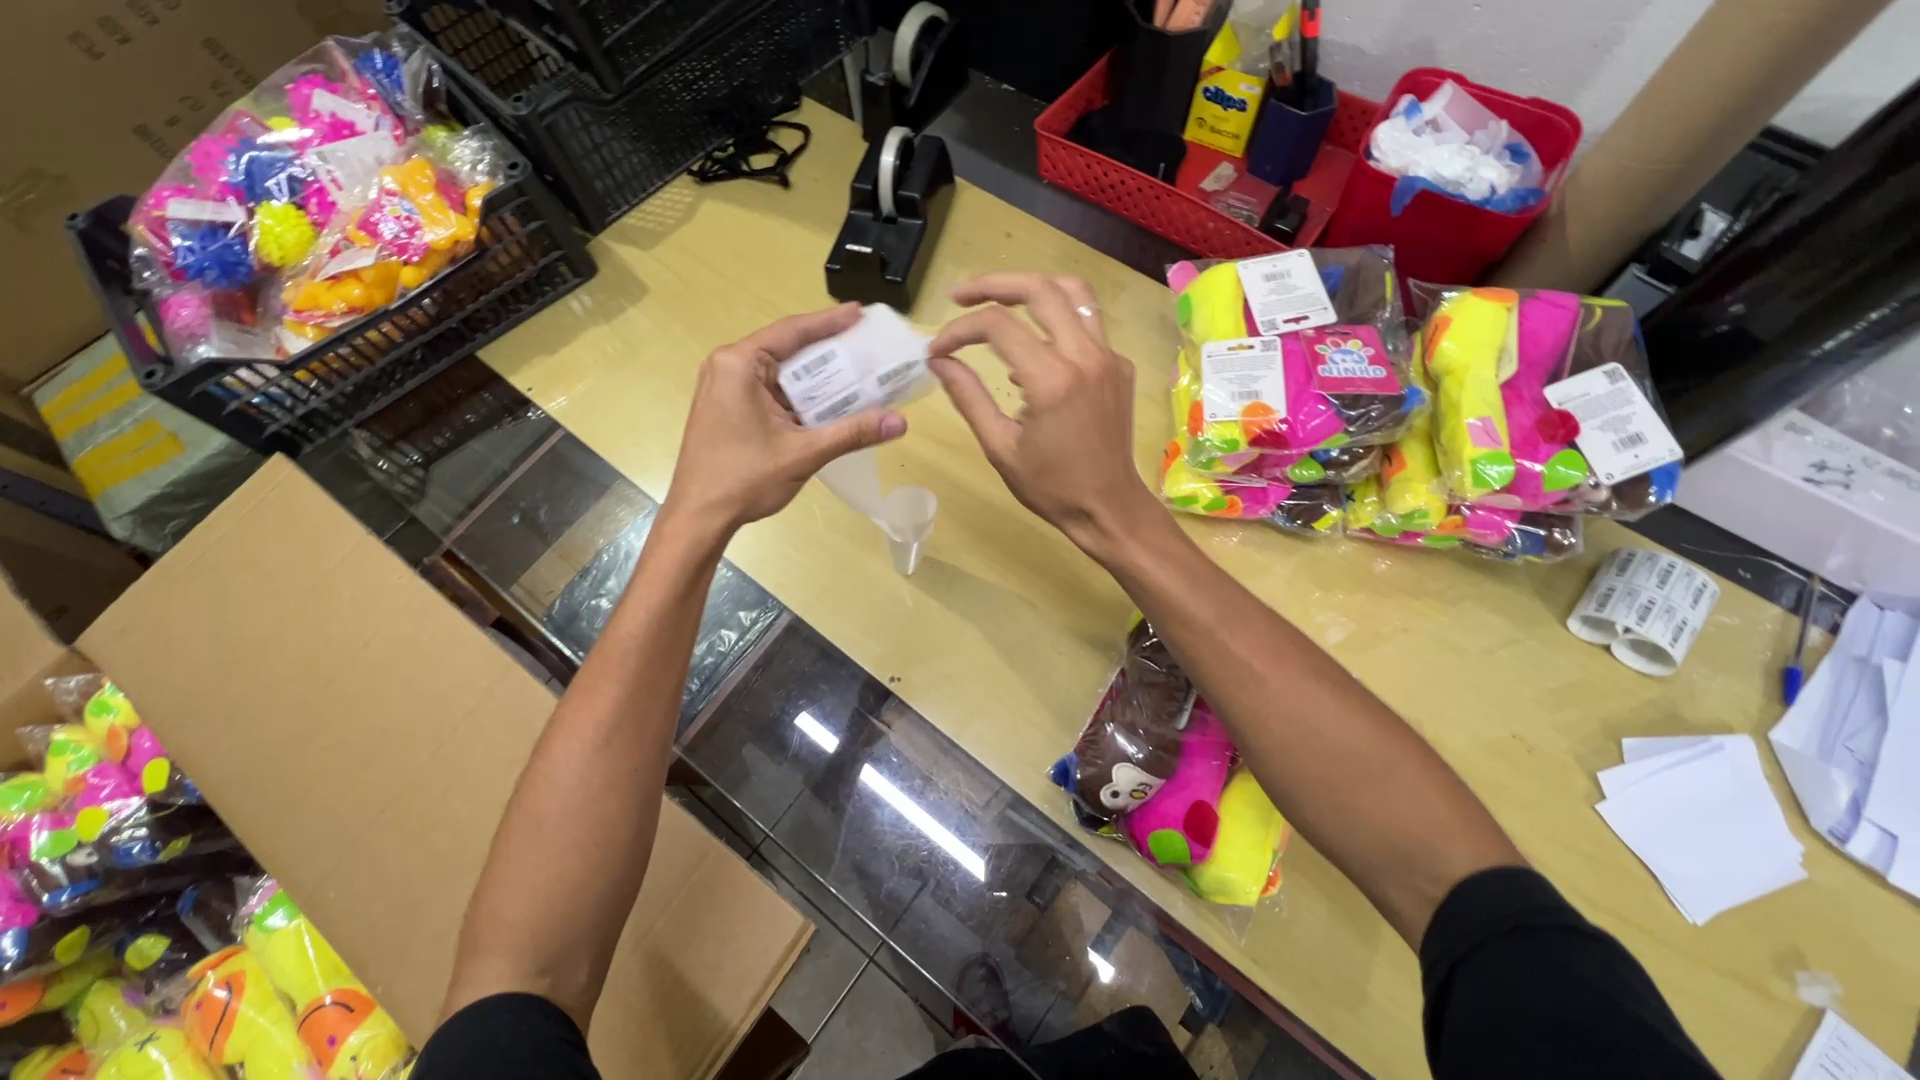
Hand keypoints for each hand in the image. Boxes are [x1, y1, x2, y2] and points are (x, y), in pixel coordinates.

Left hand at [663, 304, 907, 536]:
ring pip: (782, 375)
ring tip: (859, 375)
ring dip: (817, 380)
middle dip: (829, 353)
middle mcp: (728, 368)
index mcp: (739, 364)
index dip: (830, 322)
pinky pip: (772, 394)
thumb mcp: (804, 453)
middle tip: (867, 347)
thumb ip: (852, 432)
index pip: (792, 332)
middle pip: (788, 351)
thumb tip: (900, 422)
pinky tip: (831, 405)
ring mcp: (726, 390)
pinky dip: (800, 399)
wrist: (700, 517)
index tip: (861, 313)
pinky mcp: (729, 410)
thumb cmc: (744, 479)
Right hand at [928, 274, 1161, 558]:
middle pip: (1039, 289)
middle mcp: (1086, 356)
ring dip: (1032, 289)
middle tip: (960, 296)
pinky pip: (1087, 325)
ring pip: (1073, 293)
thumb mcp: (999, 446)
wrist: (1108, 508)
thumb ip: (968, 396)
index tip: (938, 349)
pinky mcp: (1120, 366)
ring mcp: (1109, 357)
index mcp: (1053, 380)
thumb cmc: (1050, 486)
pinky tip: (1033, 349)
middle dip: (993, 286)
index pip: (998, 326)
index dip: (960, 330)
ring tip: (1000, 302)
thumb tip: (939, 360)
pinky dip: (1056, 322)